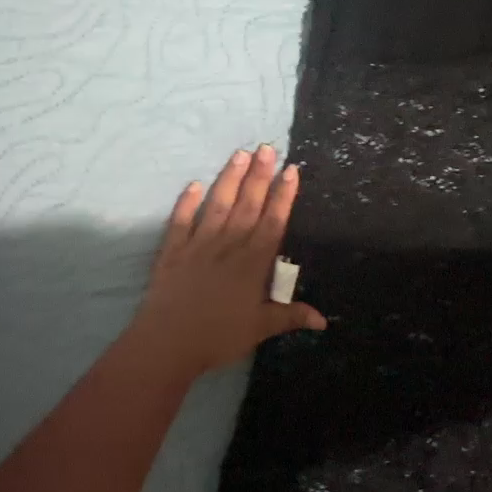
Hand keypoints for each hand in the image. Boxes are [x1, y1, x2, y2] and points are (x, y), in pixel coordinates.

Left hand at [127, 146, 325, 379]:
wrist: (167, 343)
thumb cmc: (218, 337)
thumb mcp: (259, 330)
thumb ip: (290, 317)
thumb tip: (323, 320)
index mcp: (252, 264)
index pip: (273, 222)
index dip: (283, 196)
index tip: (291, 170)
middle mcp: (228, 246)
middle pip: (248, 205)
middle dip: (260, 176)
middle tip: (267, 148)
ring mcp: (199, 245)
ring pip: (218, 206)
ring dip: (230, 179)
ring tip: (240, 154)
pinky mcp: (173, 250)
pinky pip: (181, 221)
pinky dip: (187, 202)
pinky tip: (194, 185)